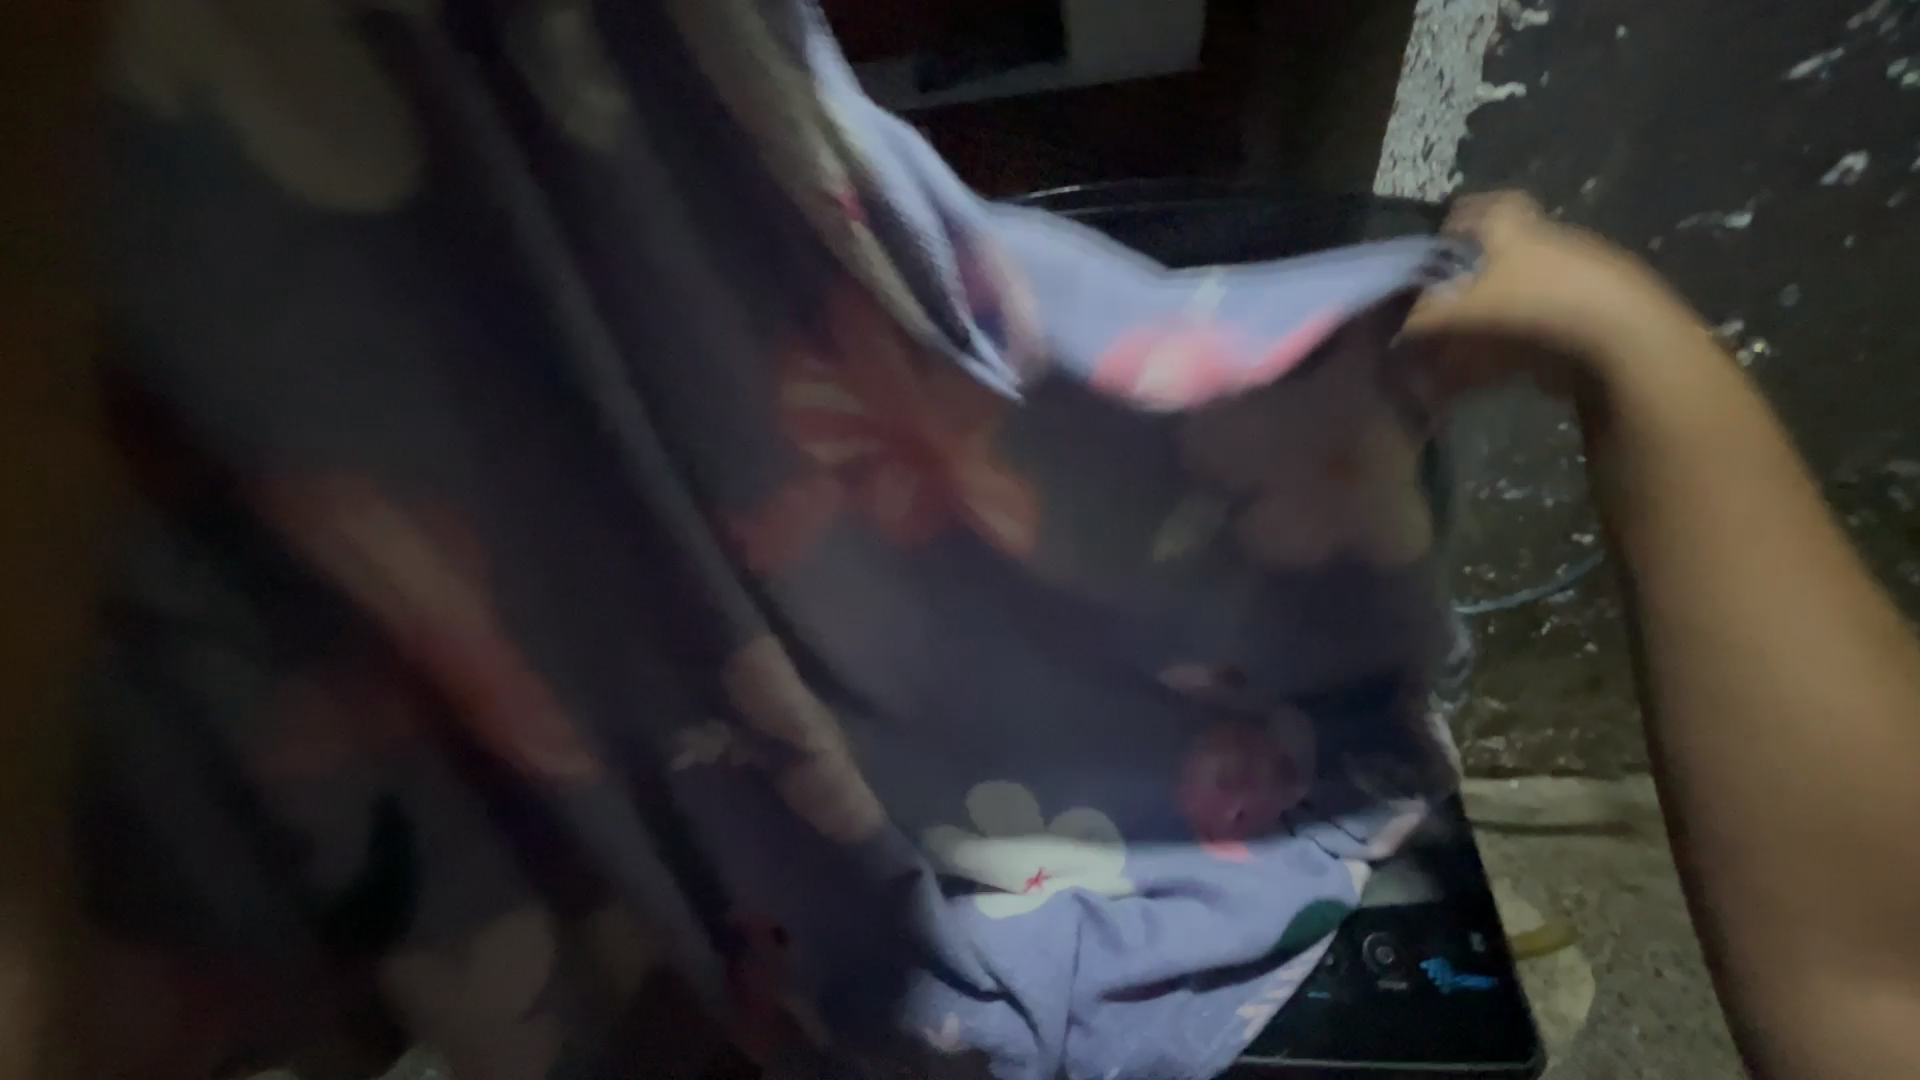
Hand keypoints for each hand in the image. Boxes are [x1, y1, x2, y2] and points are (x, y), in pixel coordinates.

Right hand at [1397, 193, 1709, 404]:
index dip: (1464, 215)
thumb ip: (1425, 317)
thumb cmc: (1535, 304)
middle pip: (1503, 248)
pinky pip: (1536, 318)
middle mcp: (1548, 243)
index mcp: (1519, 229)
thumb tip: (1397, 328)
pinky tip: (1492, 357)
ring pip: (1518, 286)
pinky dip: (1512, 334)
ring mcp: (1573, 276)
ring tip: (1461, 334)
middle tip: (1440, 295)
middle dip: (1470, 269)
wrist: (1620, 335)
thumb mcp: (1464, 310)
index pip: (1491, 205)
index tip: (1440, 235)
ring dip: (1490, 306)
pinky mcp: (1587, 311)